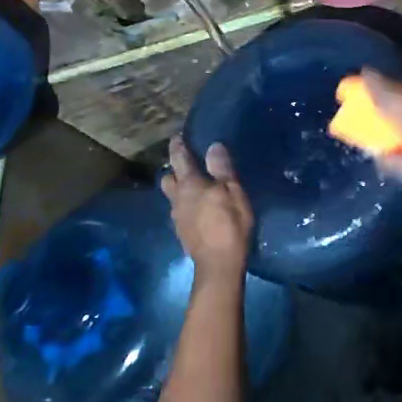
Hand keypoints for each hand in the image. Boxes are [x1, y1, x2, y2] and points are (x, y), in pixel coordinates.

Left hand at [161, 138, 253, 280]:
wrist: (218, 264)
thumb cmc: (229, 224)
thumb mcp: (233, 192)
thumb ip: (222, 169)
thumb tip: (213, 146)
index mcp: (190, 184)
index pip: (180, 159)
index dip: (178, 146)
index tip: (177, 137)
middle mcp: (178, 198)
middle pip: (168, 179)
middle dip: (173, 170)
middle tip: (184, 165)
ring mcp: (177, 217)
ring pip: (172, 197)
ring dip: (178, 189)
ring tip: (192, 188)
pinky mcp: (182, 232)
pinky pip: (179, 211)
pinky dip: (185, 205)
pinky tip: (197, 210)